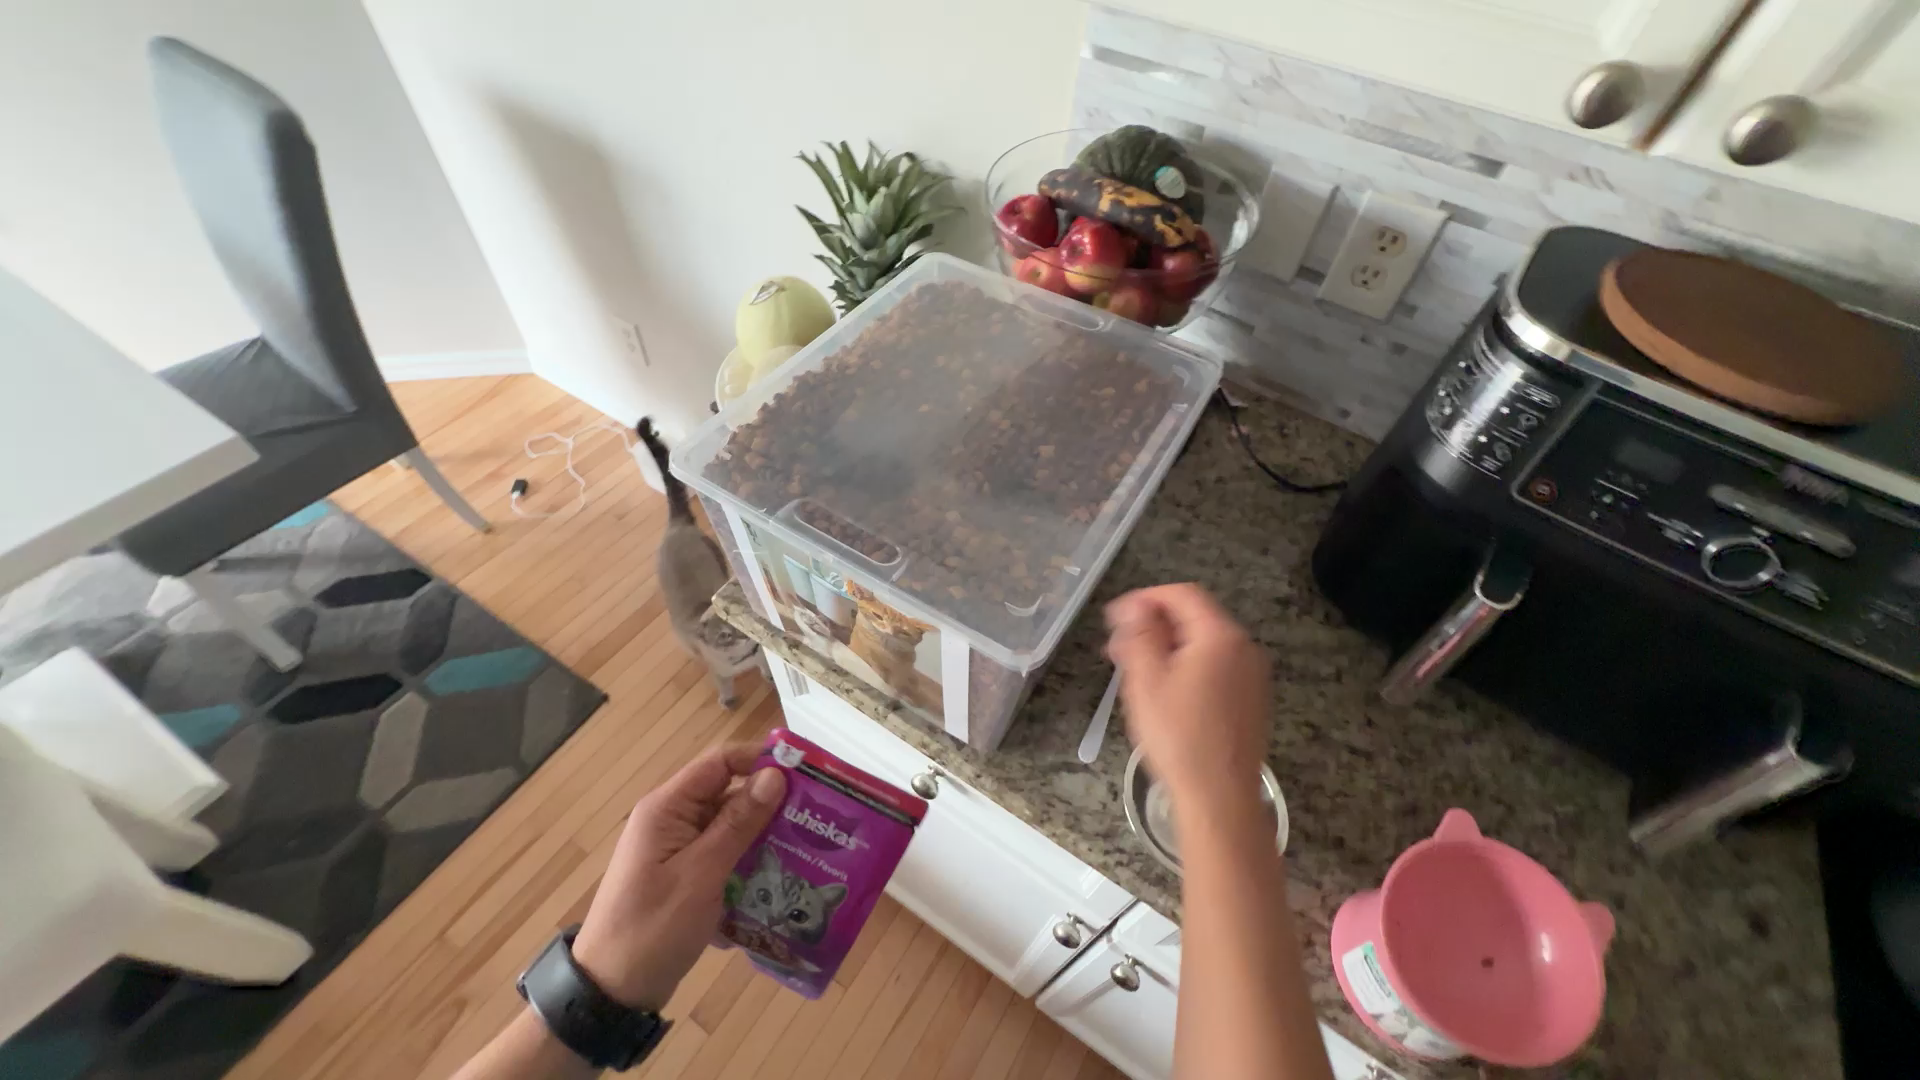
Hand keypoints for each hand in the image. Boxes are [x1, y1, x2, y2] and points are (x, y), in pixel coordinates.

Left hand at [571, 744, 785, 1009]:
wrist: (609, 993)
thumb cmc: (653, 928)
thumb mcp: (701, 874)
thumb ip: (738, 823)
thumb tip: (776, 775)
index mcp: (667, 808)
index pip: (720, 761)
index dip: (761, 759)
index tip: (803, 772)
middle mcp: (672, 818)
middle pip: (729, 791)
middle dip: (770, 801)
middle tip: (814, 815)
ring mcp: (677, 847)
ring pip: (730, 823)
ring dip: (763, 833)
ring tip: (806, 845)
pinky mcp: (685, 873)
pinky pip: (724, 851)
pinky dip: (749, 858)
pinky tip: (779, 875)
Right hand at [1105, 585, 1270, 818]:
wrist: (1220, 798)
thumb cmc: (1179, 737)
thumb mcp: (1146, 680)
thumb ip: (1138, 633)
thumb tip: (1132, 606)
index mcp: (1221, 636)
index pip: (1182, 594)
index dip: (1145, 598)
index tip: (1114, 618)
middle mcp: (1244, 649)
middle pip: (1195, 617)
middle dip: (1153, 625)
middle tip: (1117, 648)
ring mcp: (1253, 676)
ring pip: (1204, 644)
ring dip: (1167, 647)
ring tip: (1135, 671)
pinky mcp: (1251, 701)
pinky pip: (1216, 668)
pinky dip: (1187, 667)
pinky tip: (1164, 693)